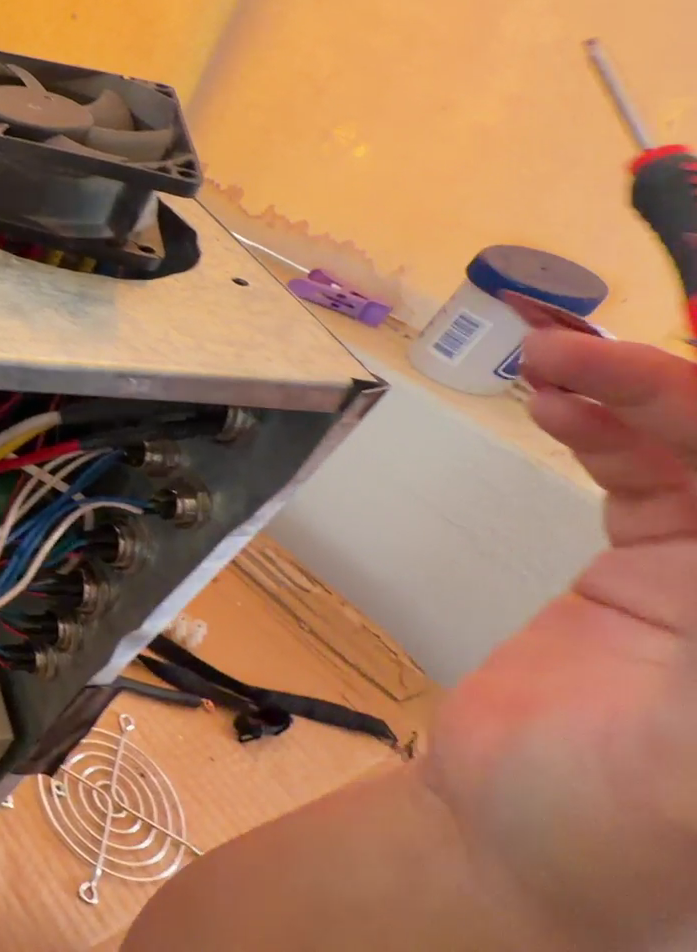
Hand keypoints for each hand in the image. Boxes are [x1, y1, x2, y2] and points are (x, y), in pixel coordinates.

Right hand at [427, 331, 696, 945]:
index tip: (678, 378)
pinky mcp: (656, 564)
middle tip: (587, 355)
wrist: (510, 833)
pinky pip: (645, 471)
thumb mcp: (696, 753)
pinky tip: (559, 408)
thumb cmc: (624, 824)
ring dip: (639, 396)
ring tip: (555, 367)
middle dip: (687, 394)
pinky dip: (601, 427)